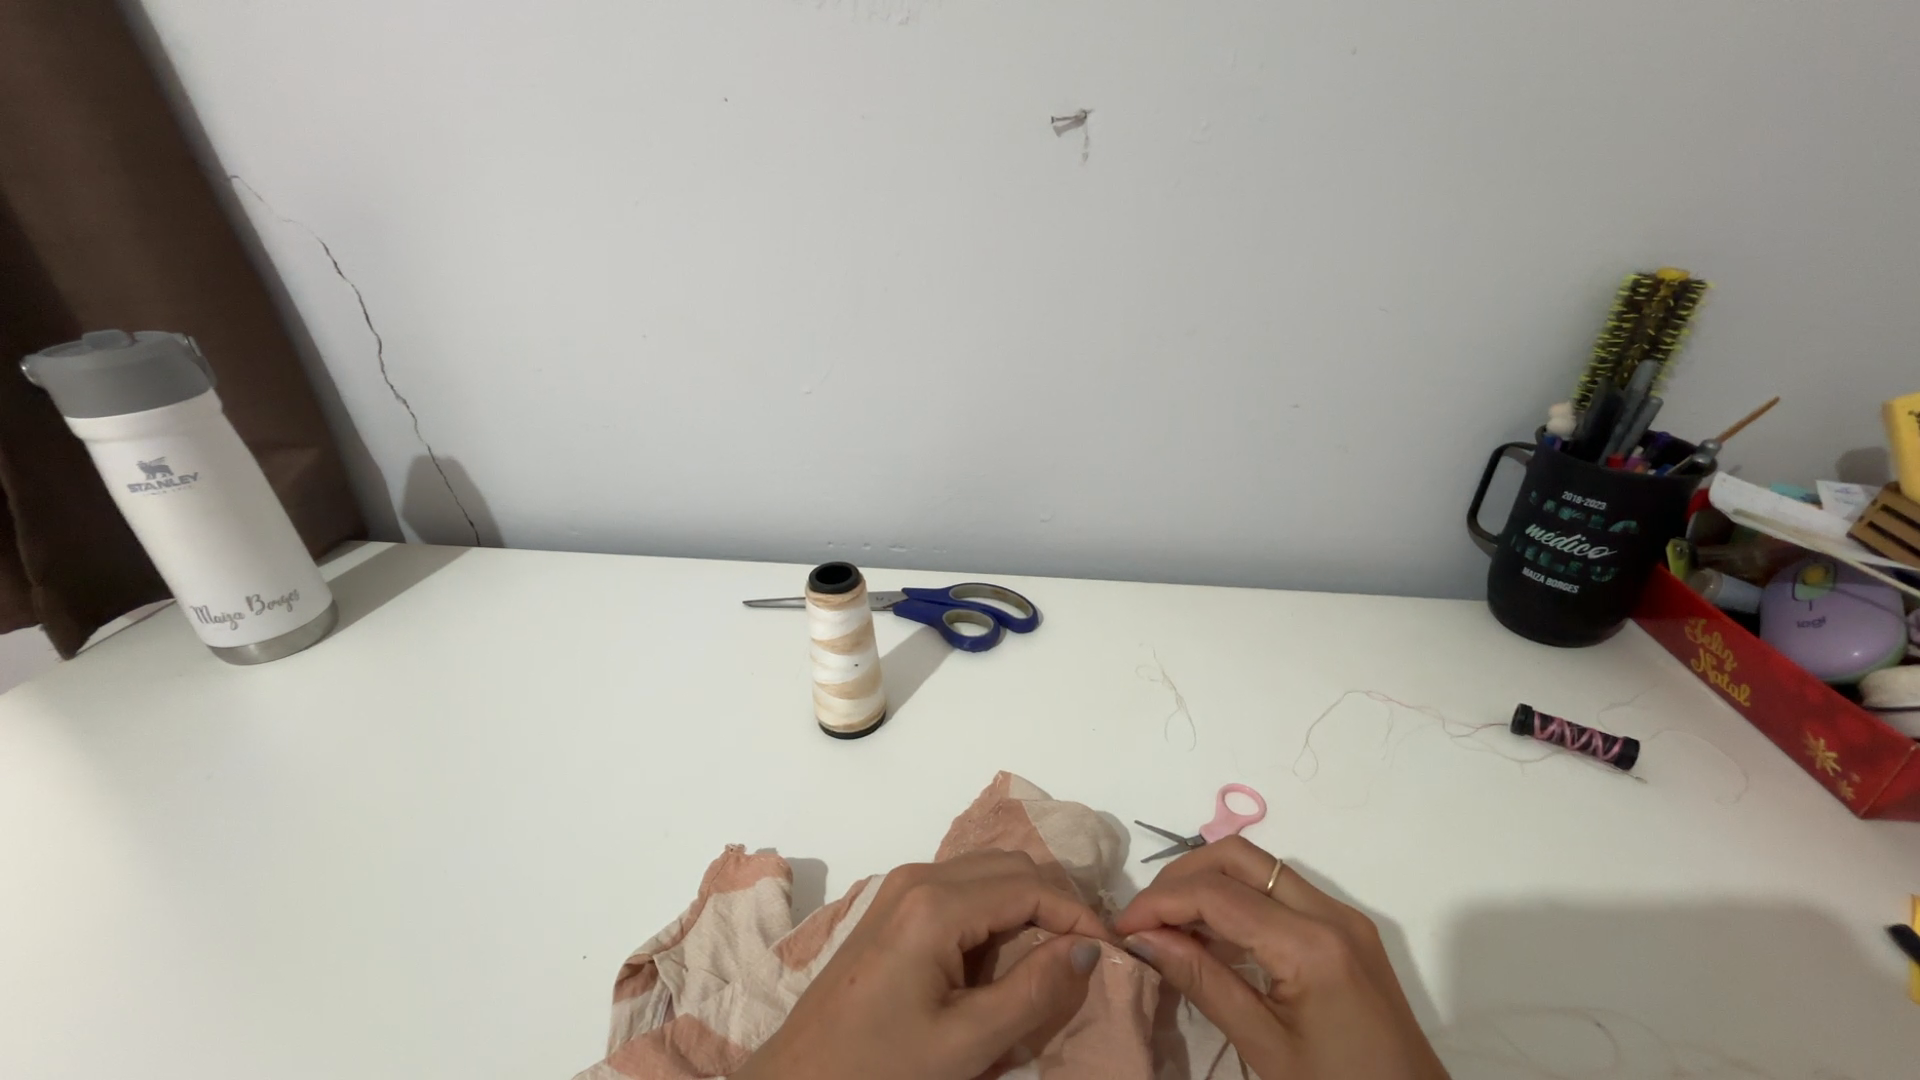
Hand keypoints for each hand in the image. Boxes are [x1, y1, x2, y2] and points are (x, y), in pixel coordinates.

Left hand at [734, 850, 1112, 1079]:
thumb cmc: (880, 1068)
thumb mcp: (966, 1044)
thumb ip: (1034, 991)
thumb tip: (1089, 948)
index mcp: (936, 904)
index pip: (1030, 886)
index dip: (1078, 915)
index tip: (1112, 954)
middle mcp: (920, 877)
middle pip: (1010, 865)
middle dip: (1055, 904)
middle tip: (1086, 955)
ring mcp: (903, 886)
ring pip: (987, 872)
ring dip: (1026, 905)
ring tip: (1053, 957)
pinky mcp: (894, 905)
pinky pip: (962, 888)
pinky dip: (996, 910)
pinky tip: (1004, 955)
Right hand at [1114, 837, 1447, 1079]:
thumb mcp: (1264, 1047)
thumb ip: (1202, 982)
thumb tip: (1142, 938)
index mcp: (1310, 945)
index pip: (1216, 894)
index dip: (1159, 902)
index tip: (1122, 928)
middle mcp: (1329, 912)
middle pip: (1236, 856)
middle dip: (1181, 876)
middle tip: (1146, 918)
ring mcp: (1341, 916)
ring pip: (1257, 866)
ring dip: (1207, 883)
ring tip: (1170, 926)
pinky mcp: (1345, 929)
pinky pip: (1279, 891)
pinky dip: (1236, 899)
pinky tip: (1211, 936)